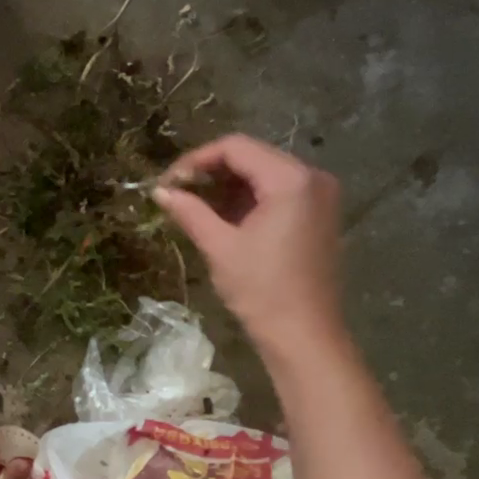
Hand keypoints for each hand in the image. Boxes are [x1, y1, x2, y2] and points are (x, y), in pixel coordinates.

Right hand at [153, 135, 346, 354]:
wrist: (302, 330)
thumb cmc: (260, 288)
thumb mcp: (219, 246)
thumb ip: (190, 212)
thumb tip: (160, 191)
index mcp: (291, 180)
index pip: (236, 148)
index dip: (195, 160)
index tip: (166, 184)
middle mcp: (312, 177)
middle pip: (252, 156)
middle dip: (209, 172)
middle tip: (175, 195)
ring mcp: (319, 195)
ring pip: (263, 173)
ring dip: (225, 186)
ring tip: (192, 208)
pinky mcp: (317, 214)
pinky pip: (276, 192)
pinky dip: (246, 198)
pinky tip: (221, 218)